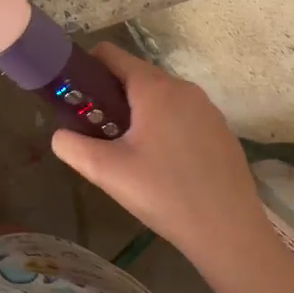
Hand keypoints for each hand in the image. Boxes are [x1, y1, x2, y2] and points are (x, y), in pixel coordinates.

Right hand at [50, 44, 275, 260]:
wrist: (233, 239)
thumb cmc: (166, 195)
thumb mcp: (104, 171)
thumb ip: (69, 144)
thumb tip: (61, 135)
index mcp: (154, 88)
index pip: (109, 54)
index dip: (86, 68)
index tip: (79, 99)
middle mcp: (184, 88)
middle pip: (134, 75)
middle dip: (111, 95)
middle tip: (102, 130)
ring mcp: (209, 110)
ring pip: (159, 95)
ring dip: (139, 111)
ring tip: (133, 150)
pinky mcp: (223, 132)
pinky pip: (182, 114)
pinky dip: (166, 125)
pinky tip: (166, 164)